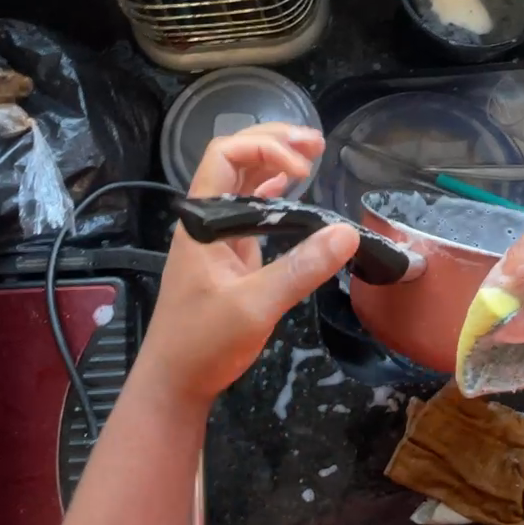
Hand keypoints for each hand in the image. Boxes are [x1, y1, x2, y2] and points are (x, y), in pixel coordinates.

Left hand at [135, 124, 357, 404]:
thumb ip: (301, 269)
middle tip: (316, 143)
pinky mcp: (230, 256)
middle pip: (234, 160)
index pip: (225, 156)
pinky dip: (274, 192)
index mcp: (201, 221)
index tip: (304, 171)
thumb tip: (348, 234)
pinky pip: (251, 209)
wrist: (175, 382)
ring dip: (275, 162)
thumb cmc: (203, 343)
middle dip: (273, 143)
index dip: (265, 150)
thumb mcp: (255, 307)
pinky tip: (294, 187)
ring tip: (312, 154)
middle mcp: (207, 220)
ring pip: (242, 182)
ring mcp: (217, 237)